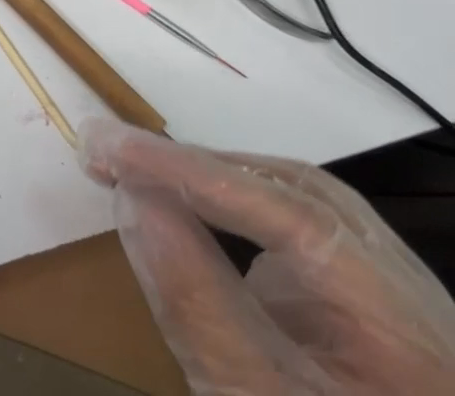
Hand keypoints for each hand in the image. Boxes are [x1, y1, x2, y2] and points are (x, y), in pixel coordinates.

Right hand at [83, 119, 454, 394]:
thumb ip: (192, 296)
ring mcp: (387, 291)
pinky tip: (176, 200)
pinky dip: (221, 200)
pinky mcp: (352, 293)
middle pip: (303, 196)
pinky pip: (290, 223)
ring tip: (128, 168)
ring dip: (205, 175)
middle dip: (197, 166)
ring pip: (297, 200)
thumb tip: (130, 194)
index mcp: (402, 326)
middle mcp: (411, 293)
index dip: (196, 174)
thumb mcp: (243, 388)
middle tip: (106, 151)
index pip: (299, 220)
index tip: (106, 145)